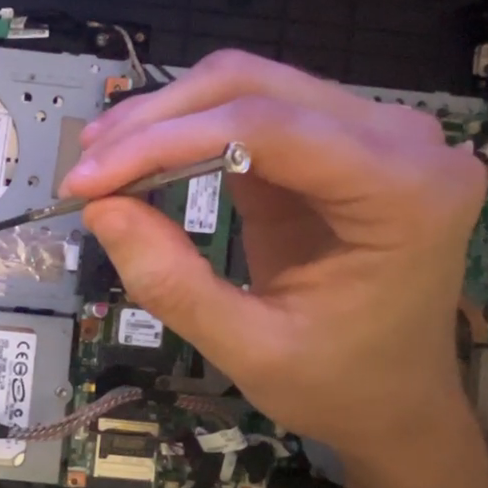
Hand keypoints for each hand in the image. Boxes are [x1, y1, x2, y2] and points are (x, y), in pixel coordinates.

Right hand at [60, 51, 487, 457]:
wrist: (397, 401)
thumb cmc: (339, 384)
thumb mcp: (247, 349)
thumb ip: (172, 282)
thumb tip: (100, 209)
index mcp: (404, 192)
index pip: (265, 129)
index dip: (162, 143)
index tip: (84, 183)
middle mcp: (399, 141)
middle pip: (254, 86)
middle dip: (155, 121)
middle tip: (84, 170)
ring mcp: (370, 135)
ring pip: (245, 86)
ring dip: (162, 119)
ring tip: (99, 162)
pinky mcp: (331, 145)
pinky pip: (246, 113)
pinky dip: (182, 133)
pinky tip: (137, 161)